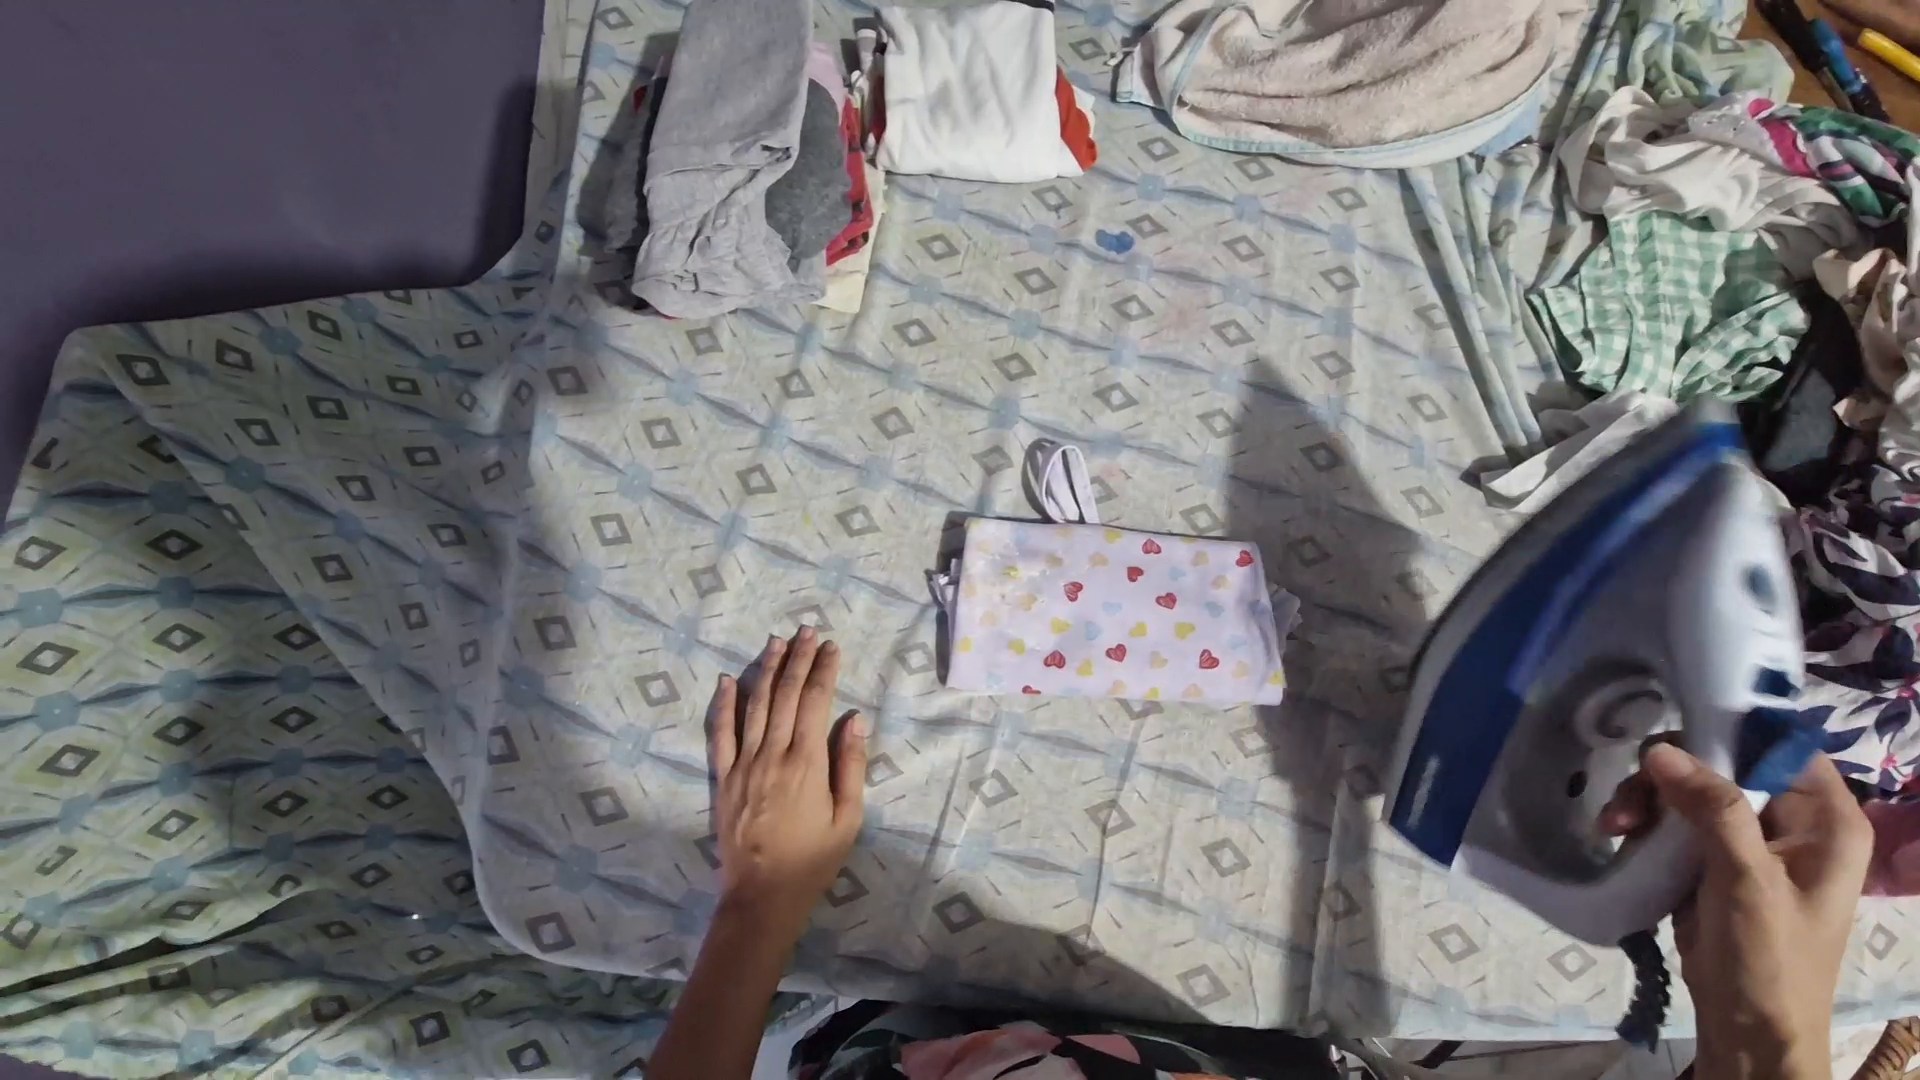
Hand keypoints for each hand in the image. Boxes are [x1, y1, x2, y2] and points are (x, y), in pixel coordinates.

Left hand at [707, 626, 866, 935]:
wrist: (762, 896)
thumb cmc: (814, 859)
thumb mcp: (849, 818)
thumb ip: (851, 765)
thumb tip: (855, 718)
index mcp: (808, 763)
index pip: (816, 702)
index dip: (824, 670)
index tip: (832, 647)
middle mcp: (774, 754)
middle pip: (786, 695)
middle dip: (798, 659)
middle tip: (807, 631)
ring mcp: (744, 764)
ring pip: (756, 705)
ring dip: (767, 670)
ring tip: (777, 641)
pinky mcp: (723, 778)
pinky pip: (720, 734)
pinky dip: (725, 704)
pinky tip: (730, 679)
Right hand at [1601, 745, 1871, 1079]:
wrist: (1745, 1019)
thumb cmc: (1769, 956)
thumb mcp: (1744, 881)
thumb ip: (1712, 810)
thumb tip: (1660, 747)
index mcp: (1826, 824)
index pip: (1784, 747)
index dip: (1732, 728)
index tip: (1674, 727)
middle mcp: (1790, 821)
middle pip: (1720, 761)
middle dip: (1666, 773)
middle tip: (1631, 799)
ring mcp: (1745, 836)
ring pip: (1684, 784)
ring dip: (1643, 798)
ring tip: (1614, 826)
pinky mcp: (1707, 851)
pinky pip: (1668, 812)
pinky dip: (1639, 818)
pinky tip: (1617, 835)